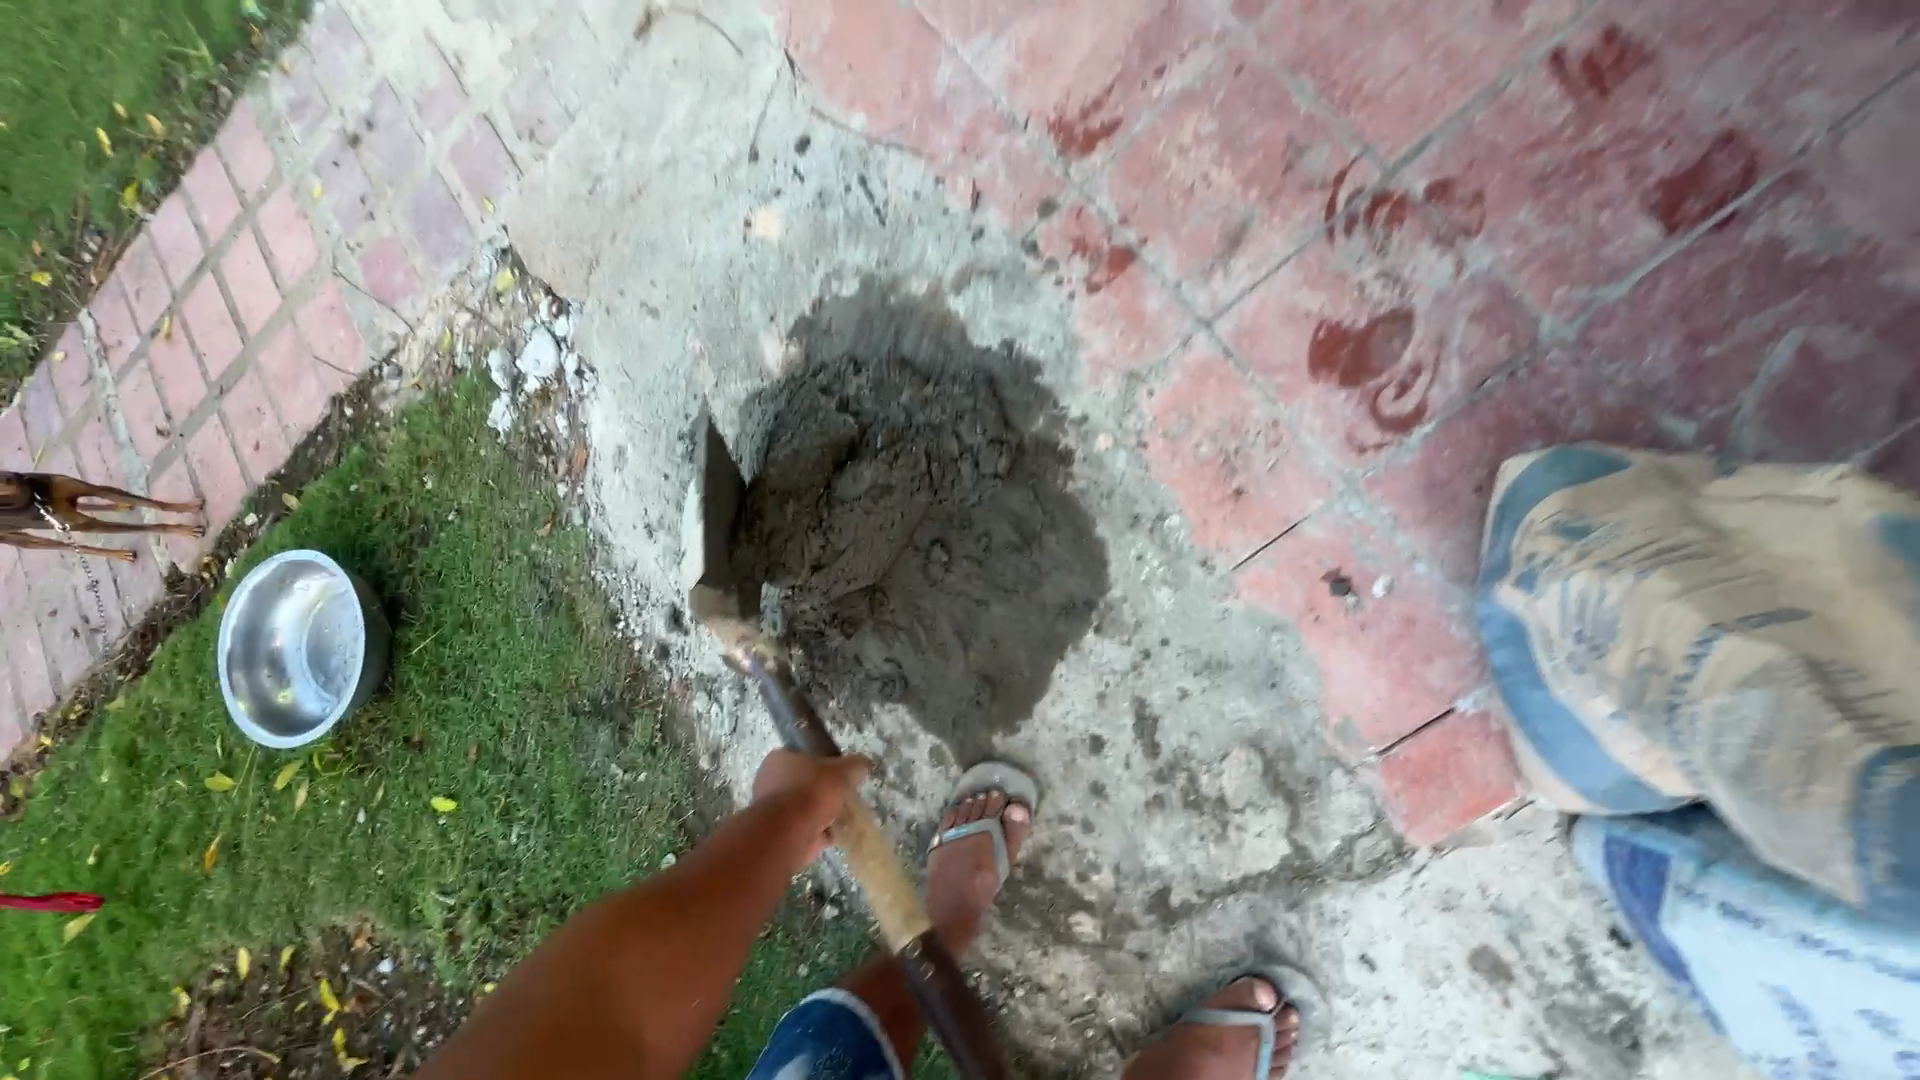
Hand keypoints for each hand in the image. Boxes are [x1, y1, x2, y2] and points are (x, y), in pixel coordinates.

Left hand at [751, 749, 870, 864]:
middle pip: (804, 783)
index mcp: (779, 758)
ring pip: (804, 808)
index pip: (803, 755)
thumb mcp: (841, 771)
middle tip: (843, 796)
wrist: (788, 833)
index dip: (823, 764)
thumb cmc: (811, 791)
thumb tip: (863, 765)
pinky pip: (804, 828)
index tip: (839, 774)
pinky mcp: (777, 833)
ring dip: (822, 814)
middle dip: (824, 792)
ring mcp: (771, 809)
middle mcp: (769, 781)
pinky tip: (835, 834)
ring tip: (842, 818)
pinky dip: (819, 832)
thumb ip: (854, 765)